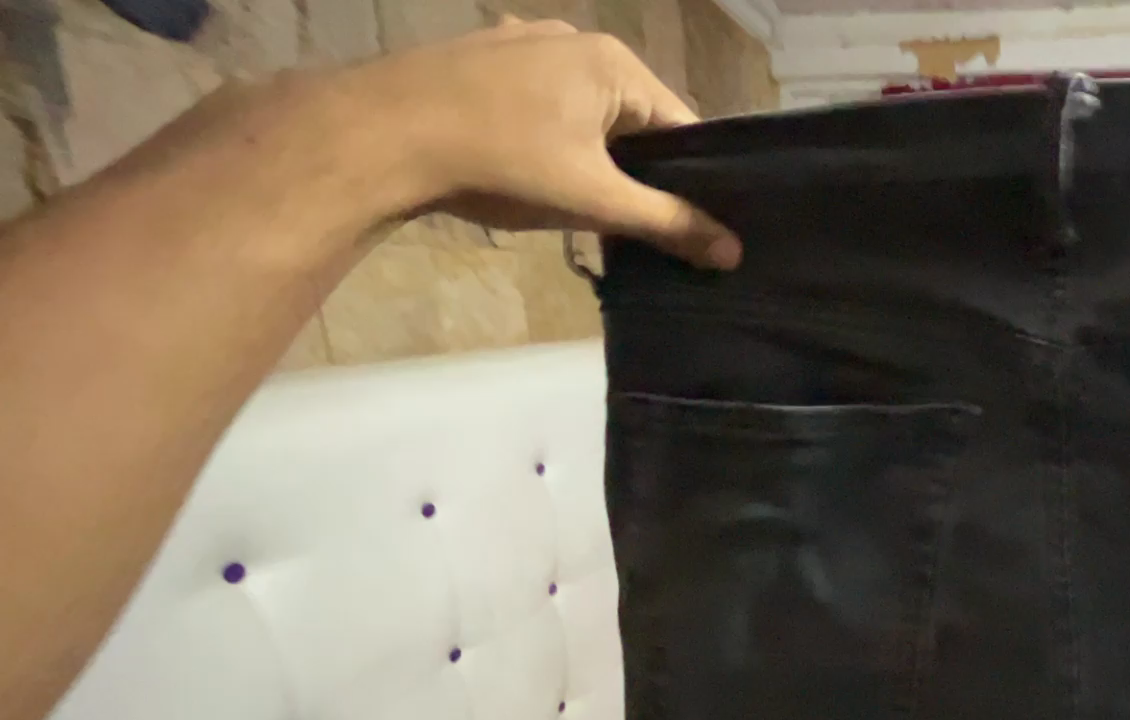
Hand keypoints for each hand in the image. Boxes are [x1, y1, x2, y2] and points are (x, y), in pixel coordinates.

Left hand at [334, 17, 739, 267]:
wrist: (378, 135)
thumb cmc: (504, 162)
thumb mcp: (599, 201)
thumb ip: (670, 224)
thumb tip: (733, 251)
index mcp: (615, 64)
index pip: (684, 127)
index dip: (695, 180)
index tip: (697, 225)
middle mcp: (576, 39)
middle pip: (639, 120)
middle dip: (645, 172)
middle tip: (645, 224)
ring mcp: (526, 41)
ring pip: (594, 114)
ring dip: (602, 159)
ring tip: (592, 203)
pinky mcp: (489, 58)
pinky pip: (551, 103)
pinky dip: (560, 138)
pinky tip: (543, 169)